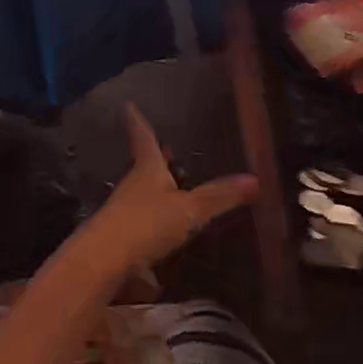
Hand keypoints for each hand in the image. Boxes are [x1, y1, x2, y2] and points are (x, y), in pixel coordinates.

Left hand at [72, 105, 256, 273]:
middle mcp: (134, 184)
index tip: (128, 105)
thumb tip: (256, 178)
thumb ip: (220, 196)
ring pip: (146, 188)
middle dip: (155, 156)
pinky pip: (148, 211)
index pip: (143, 139)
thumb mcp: (189, 210)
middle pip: (146, 164)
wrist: (105, 258)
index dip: (138, 122)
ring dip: (159, 182)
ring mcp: (127, 207)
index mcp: (147, 171)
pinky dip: (160, 207)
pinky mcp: (127, 230)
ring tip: (175, 179)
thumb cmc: (146, 224)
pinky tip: (169, 217)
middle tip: (164, 146)